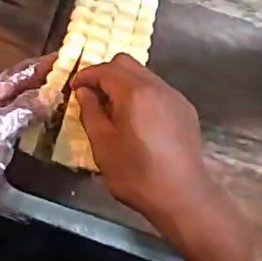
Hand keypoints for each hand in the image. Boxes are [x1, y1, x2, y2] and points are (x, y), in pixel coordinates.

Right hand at [71, 55, 215, 233]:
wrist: (183, 196)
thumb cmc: (137, 174)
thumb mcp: (103, 146)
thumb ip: (91, 113)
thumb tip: (85, 93)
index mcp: (134, 93)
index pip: (105, 69)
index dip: (86, 76)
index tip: (75, 89)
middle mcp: (157, 87)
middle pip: (126, 63)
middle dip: (106, 73)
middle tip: (93, 95)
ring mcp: (174, 96)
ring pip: (144, 75)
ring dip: (125, 83)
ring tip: (115, 110)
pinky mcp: (185, 109)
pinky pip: (158, 90)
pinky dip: (143, 95)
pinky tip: (139, 120)